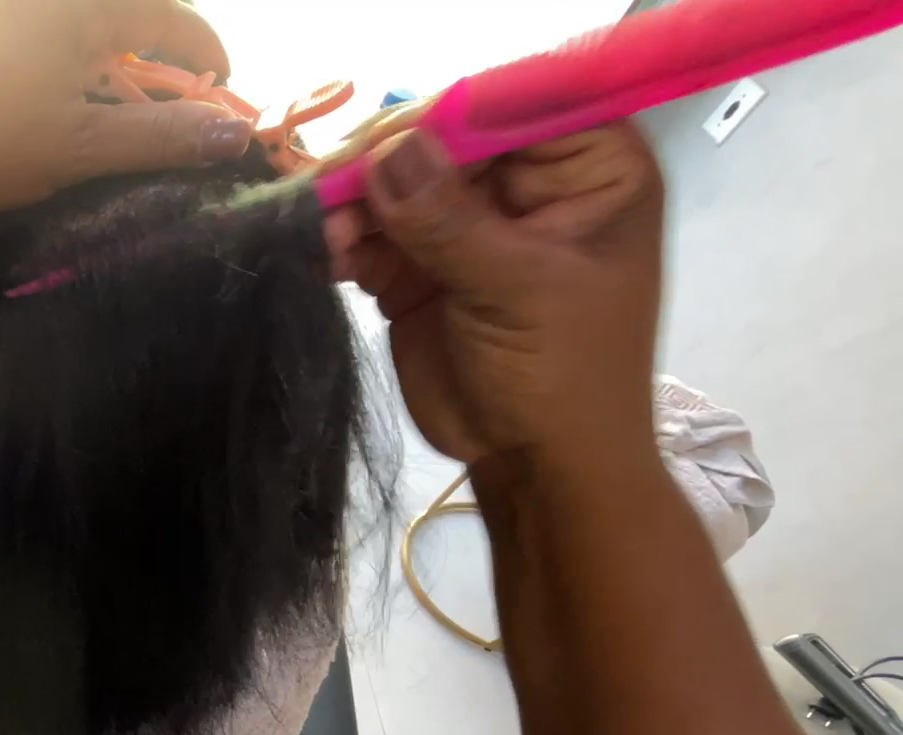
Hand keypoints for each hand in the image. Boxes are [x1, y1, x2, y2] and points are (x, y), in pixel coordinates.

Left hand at [0, 0, 254, 217]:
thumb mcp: (82, 146)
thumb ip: (159, 138)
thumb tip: (234, 135)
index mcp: (79, 3)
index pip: (165, 16)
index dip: (202, 50)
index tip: (222, 84)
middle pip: (117, 13)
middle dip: (150, 52)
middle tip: (164, 96)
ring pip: (69, 20)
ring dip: (99, 54)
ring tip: (102, 98)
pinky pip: (27, 27)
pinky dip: (53, 55)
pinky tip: (40, 91)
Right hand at [326, 118, 665, 466]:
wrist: (528, 453)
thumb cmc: (560, 371)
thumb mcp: (515, 290)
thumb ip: (449, 223)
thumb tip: (387, 152)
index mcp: (584, 169)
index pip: (511, 109)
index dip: (442, 118)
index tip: (376, 146)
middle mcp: (520, 188)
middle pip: (439, 146)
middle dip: (380, 169)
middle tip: (324, 194)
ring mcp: (462, 230)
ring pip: (394, 192)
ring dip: (351, 211)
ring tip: (322, 240)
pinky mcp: (416, 270)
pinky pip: (369, 240)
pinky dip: (341, 247)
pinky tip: (322, 260)